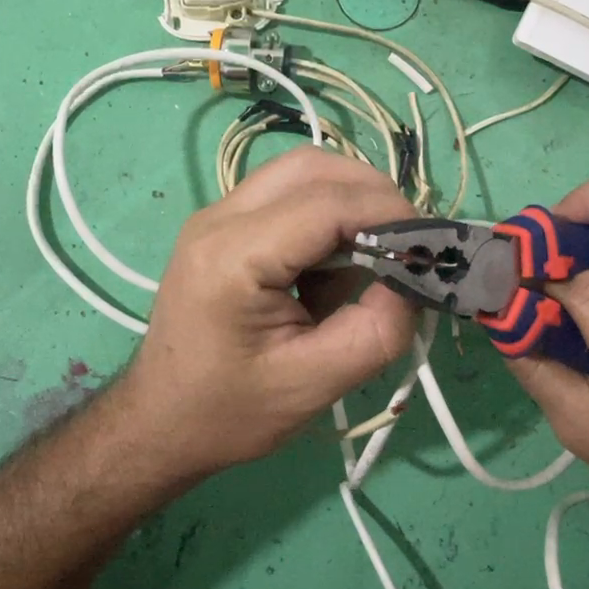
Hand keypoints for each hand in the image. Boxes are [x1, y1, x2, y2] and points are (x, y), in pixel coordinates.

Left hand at [118, 147, 419, 480]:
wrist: (159, 421)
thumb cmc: (229, 412)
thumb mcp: (314, 385)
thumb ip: (375, 330)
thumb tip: (412, 278)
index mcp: (232, 257)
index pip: (326, 203)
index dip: (388, 214)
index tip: (429, 249)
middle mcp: (218, 218)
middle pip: (311, 168)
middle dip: (370, 196)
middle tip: (405, 246)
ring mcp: (216, 215)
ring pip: (299, 172)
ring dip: (347, 203)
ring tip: (368, 261)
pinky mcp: (223, 224)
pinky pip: (285, 194)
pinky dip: (323, 216)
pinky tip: (330, 269)